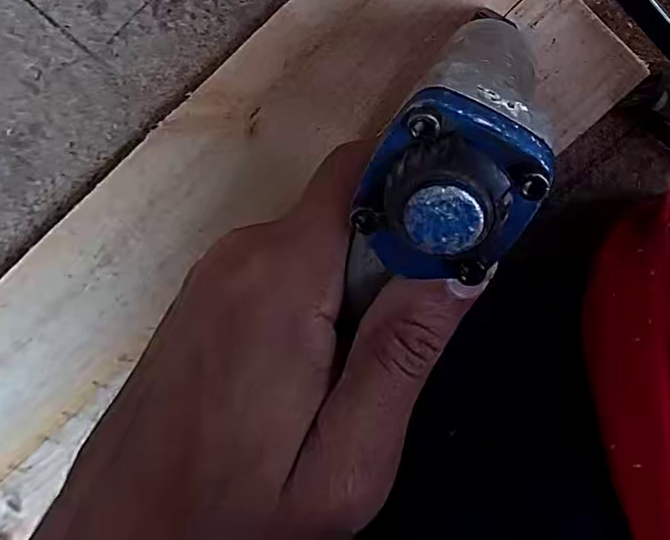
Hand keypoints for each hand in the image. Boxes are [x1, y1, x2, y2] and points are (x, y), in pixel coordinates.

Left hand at [34, 142, 482, 539]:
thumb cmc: (228, 525)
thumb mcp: (344, 462)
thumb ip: (404, 352)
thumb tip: (464, 264)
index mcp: (282, 272)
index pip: (363, 167)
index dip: (419, 180)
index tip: (459, 221)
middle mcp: (243, 251)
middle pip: (351, 203)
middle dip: (396, 246)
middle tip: (410, 323)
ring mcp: (216, 272)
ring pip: (325, 235)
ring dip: (360, 277)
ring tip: (355, 362)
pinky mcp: (206, 296)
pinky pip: (289, 262)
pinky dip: (322, 292)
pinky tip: (312, 367)